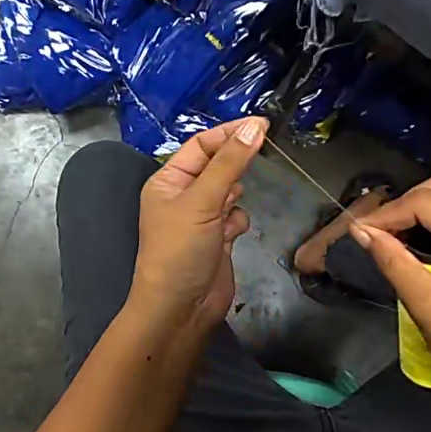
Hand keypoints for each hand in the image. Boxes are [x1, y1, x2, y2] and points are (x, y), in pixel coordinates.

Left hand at [130, 117, 266, 330]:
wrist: (182, 307)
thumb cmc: (181, 249)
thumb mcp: (202, 201)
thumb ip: (230, 163)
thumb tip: (255, 127)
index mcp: (168, 180)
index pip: (201, 144)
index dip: (230, 132)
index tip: (263, 124)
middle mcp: (182, 194)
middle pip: (217, 164)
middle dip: (235, 164)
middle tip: (261, 157)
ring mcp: (200, 217)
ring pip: (229, 189)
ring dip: (235, 194)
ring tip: (229, 207)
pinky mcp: (217, 237)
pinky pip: (235, 215)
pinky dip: (238, 220)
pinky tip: (232, 233)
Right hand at [349, 172, 430, 413]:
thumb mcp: (428, 303)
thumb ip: (392, 259)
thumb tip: (360, 230)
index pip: (430, 202)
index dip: (389, 213)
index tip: (358, 230)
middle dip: (409, 202)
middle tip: (381, 230)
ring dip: (426, 210)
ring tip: (396, 236)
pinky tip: (424, 244)